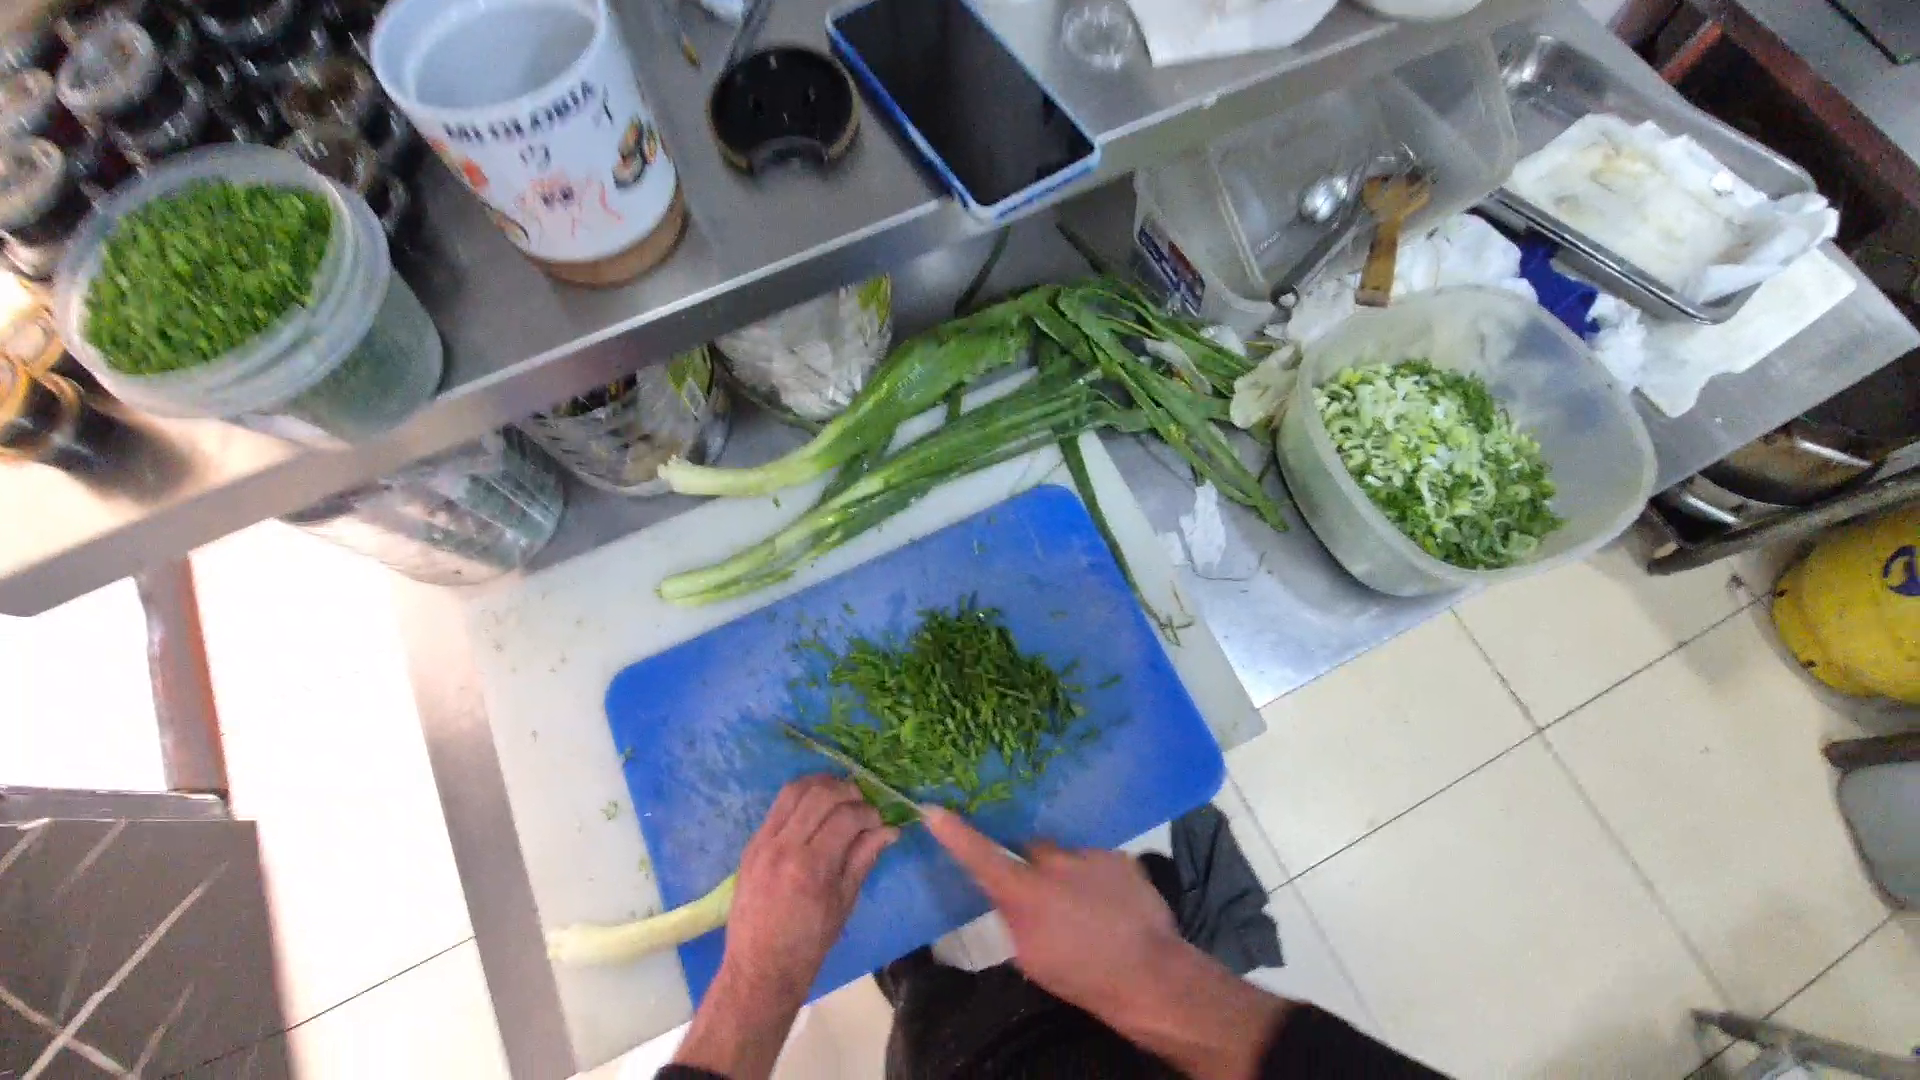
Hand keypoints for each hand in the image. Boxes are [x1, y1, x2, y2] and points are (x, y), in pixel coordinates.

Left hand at [675, 776, 896, 1079]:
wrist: (759, 969)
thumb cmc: (809, 943)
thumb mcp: (844, 902)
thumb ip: (864, 858)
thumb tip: (890, 829)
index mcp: (811, 867)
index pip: (846, 816)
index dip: (869, 812)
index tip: (878, 821)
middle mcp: (784, 847)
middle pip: (820, 794)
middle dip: (848, 791)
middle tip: (861, 804)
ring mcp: (763, 843)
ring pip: (794, 790)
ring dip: (822, 785)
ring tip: (839, 796)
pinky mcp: (751, 844)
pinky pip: (778, 806)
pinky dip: (800, 798)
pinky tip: (815, 809)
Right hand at [925, 805, 1287, 1079]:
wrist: (1149, 975)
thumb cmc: (1080, 974)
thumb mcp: (1031, 955)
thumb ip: (1014, 915)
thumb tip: (1011, 896)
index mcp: (1024, 891)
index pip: (980, 856)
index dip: (954, 833)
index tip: (933, 810)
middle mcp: (1053, 861)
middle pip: (1029, 848)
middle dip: (1031, 864)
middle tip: (1043, 894)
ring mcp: (1090, 854)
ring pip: (1066, 855)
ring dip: (1068, 873)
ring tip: (1086, 906)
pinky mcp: (1120, 856)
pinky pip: (1096, 861)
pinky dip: (1097, 878)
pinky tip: (1110, 905)